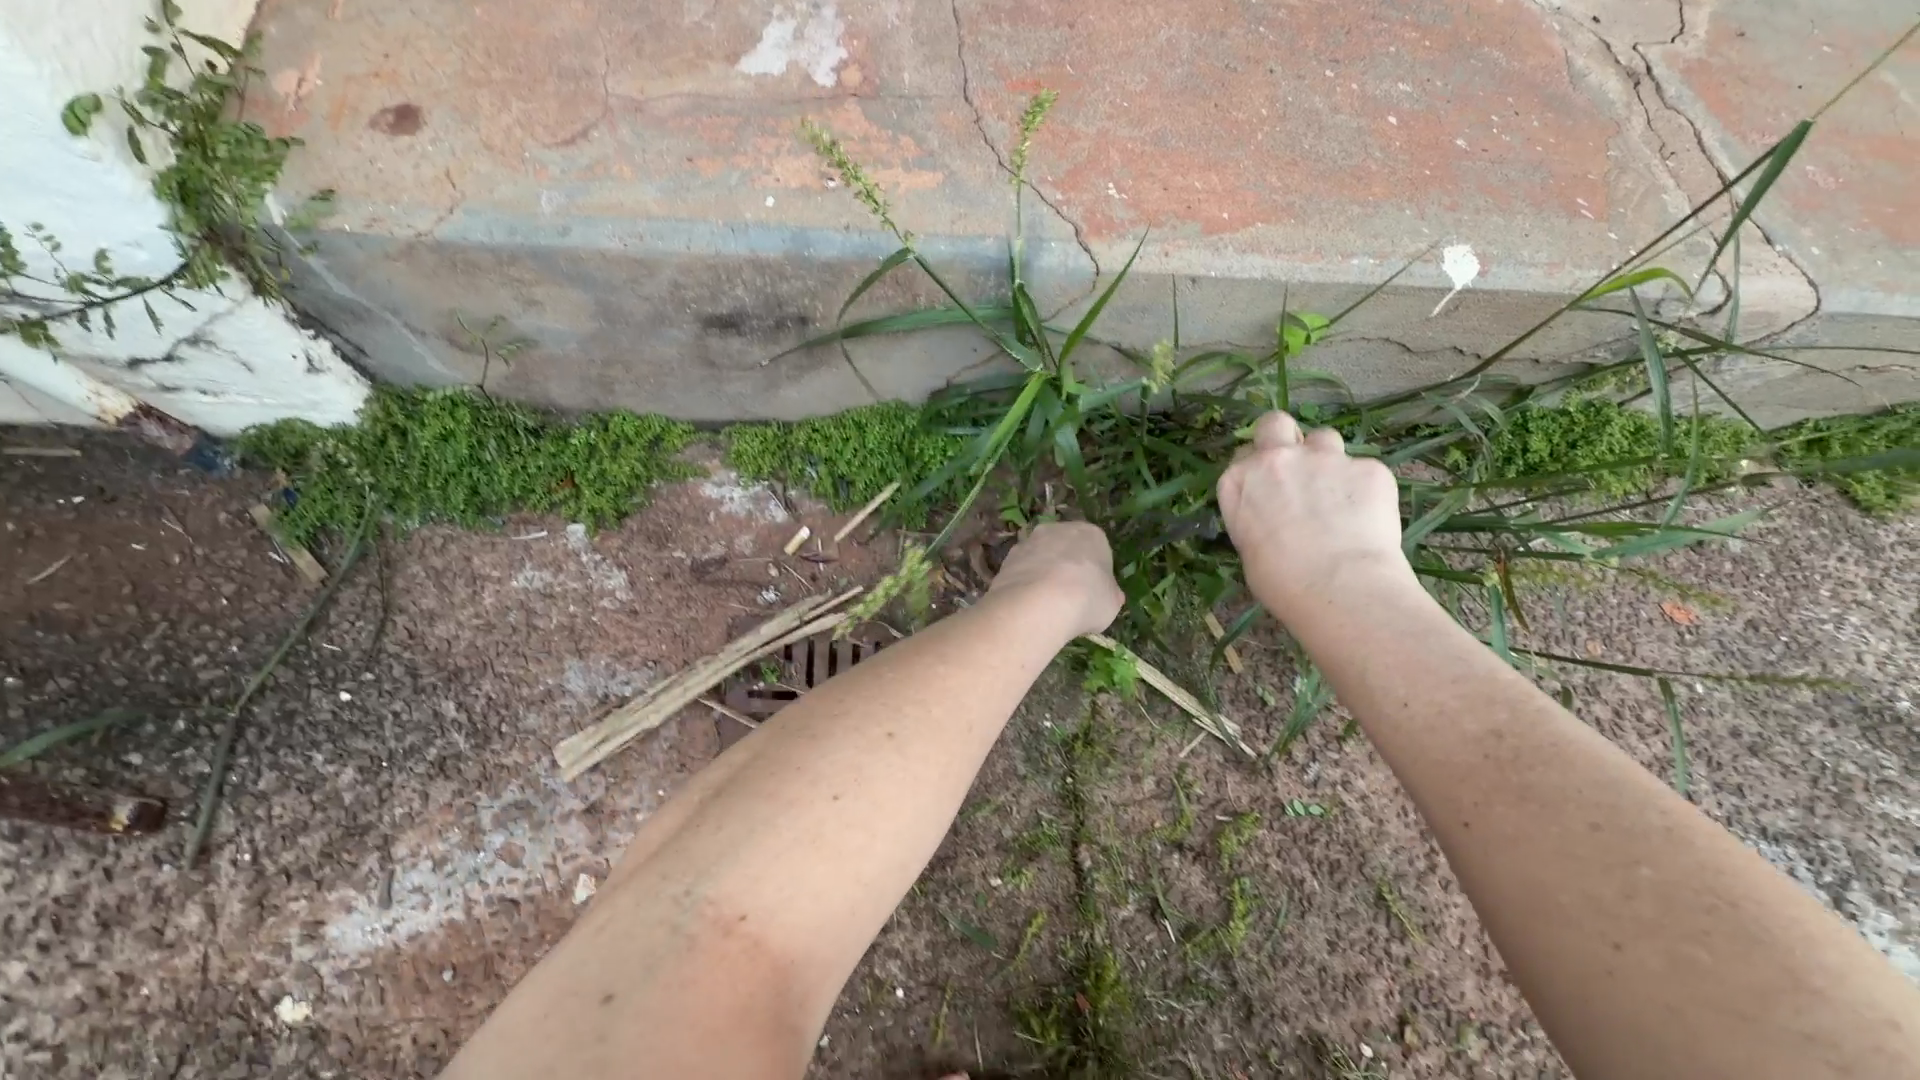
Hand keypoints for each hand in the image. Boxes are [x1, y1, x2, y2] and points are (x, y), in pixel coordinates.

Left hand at [986, 521, 1124, 638]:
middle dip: (1066, 568)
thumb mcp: (1111, 602)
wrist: (1039, 603)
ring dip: (1042, 575)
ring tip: (1045, 605)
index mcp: (1091, 534)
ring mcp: (1029, 541)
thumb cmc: (1087, 598)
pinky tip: (1028, 605)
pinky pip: (1021, 571)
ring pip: (1040, 558)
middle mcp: (1058, 530)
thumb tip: (1107, 595)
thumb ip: (1109, 594)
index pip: (1097, 549)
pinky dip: (1024, 584)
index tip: (1093, 593)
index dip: (1095, 573)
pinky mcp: (1007, 558)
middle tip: (1069, 597)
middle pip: (1065, 548)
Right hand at [1217, 412, 1414, 622]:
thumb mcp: (1249, 548)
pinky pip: (1364, 470)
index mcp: (1239, 482)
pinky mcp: (1368, 467)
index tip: (1267, 490)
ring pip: (1325, 438)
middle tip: (1297, 467)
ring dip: (1327, 460)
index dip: (1257, 471)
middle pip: (1275, 423)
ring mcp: (1324, 458)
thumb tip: (1277, 517)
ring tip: (1338, 497)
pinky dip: (1365, 489)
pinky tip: (1368, 519)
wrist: (1338, 587)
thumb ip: (1259, 515)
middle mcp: (1276, 459)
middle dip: (1284, 437)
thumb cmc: (1281, 582)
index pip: (1243, 457)